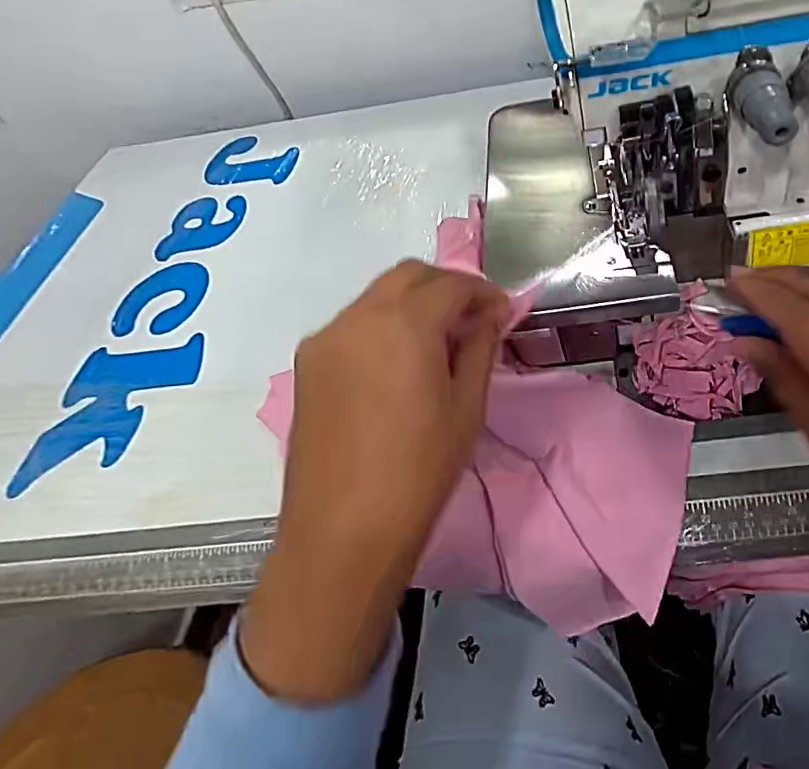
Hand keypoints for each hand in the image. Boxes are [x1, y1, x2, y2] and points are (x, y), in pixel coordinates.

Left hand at [241, 260, 509, 700]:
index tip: (501, 312)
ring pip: (377, 295)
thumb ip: (479, 347)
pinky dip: (383, 324)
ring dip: (413, 302)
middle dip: (445, 286)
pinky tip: (398, 361)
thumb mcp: (466, 408)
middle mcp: (358, 317)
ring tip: (437, 340)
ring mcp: (326, 338)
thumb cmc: (419, 472)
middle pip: (408, 275)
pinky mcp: (307, 363)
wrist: (342, 533)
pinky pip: (353, 323)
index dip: (483, 292)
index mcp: (404, 324)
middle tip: (472, 317)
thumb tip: (487, 316)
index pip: (451, 284)